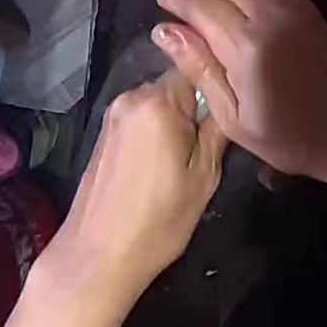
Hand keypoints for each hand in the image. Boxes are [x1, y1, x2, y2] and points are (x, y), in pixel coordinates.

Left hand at [39, 71, 226, 303]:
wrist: (96, 257)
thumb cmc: (158, 220)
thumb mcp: (204, 177)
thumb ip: (218, 129)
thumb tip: (229, 101)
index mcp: (158, 101)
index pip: (196, 69)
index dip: (213, 91)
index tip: (221, 115)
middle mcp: (132, 95)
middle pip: (175, 84)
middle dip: (191, 107)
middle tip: (202, 144)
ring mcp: (114, 112)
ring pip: (157, 101)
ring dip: (171, 119)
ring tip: (179, 158)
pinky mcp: (103, 130)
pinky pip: (140, 116)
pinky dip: (152, 130)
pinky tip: (156, 163)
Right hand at [153, 0, 326, 186]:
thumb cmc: (287, 136)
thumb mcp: (232, 118)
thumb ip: (198, 68)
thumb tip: (164, 30)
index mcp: (247, 48)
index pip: (200, 3)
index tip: (162, 1)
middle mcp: (268, 15)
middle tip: (179, 2)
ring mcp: (290, 3)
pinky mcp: (303, 1)